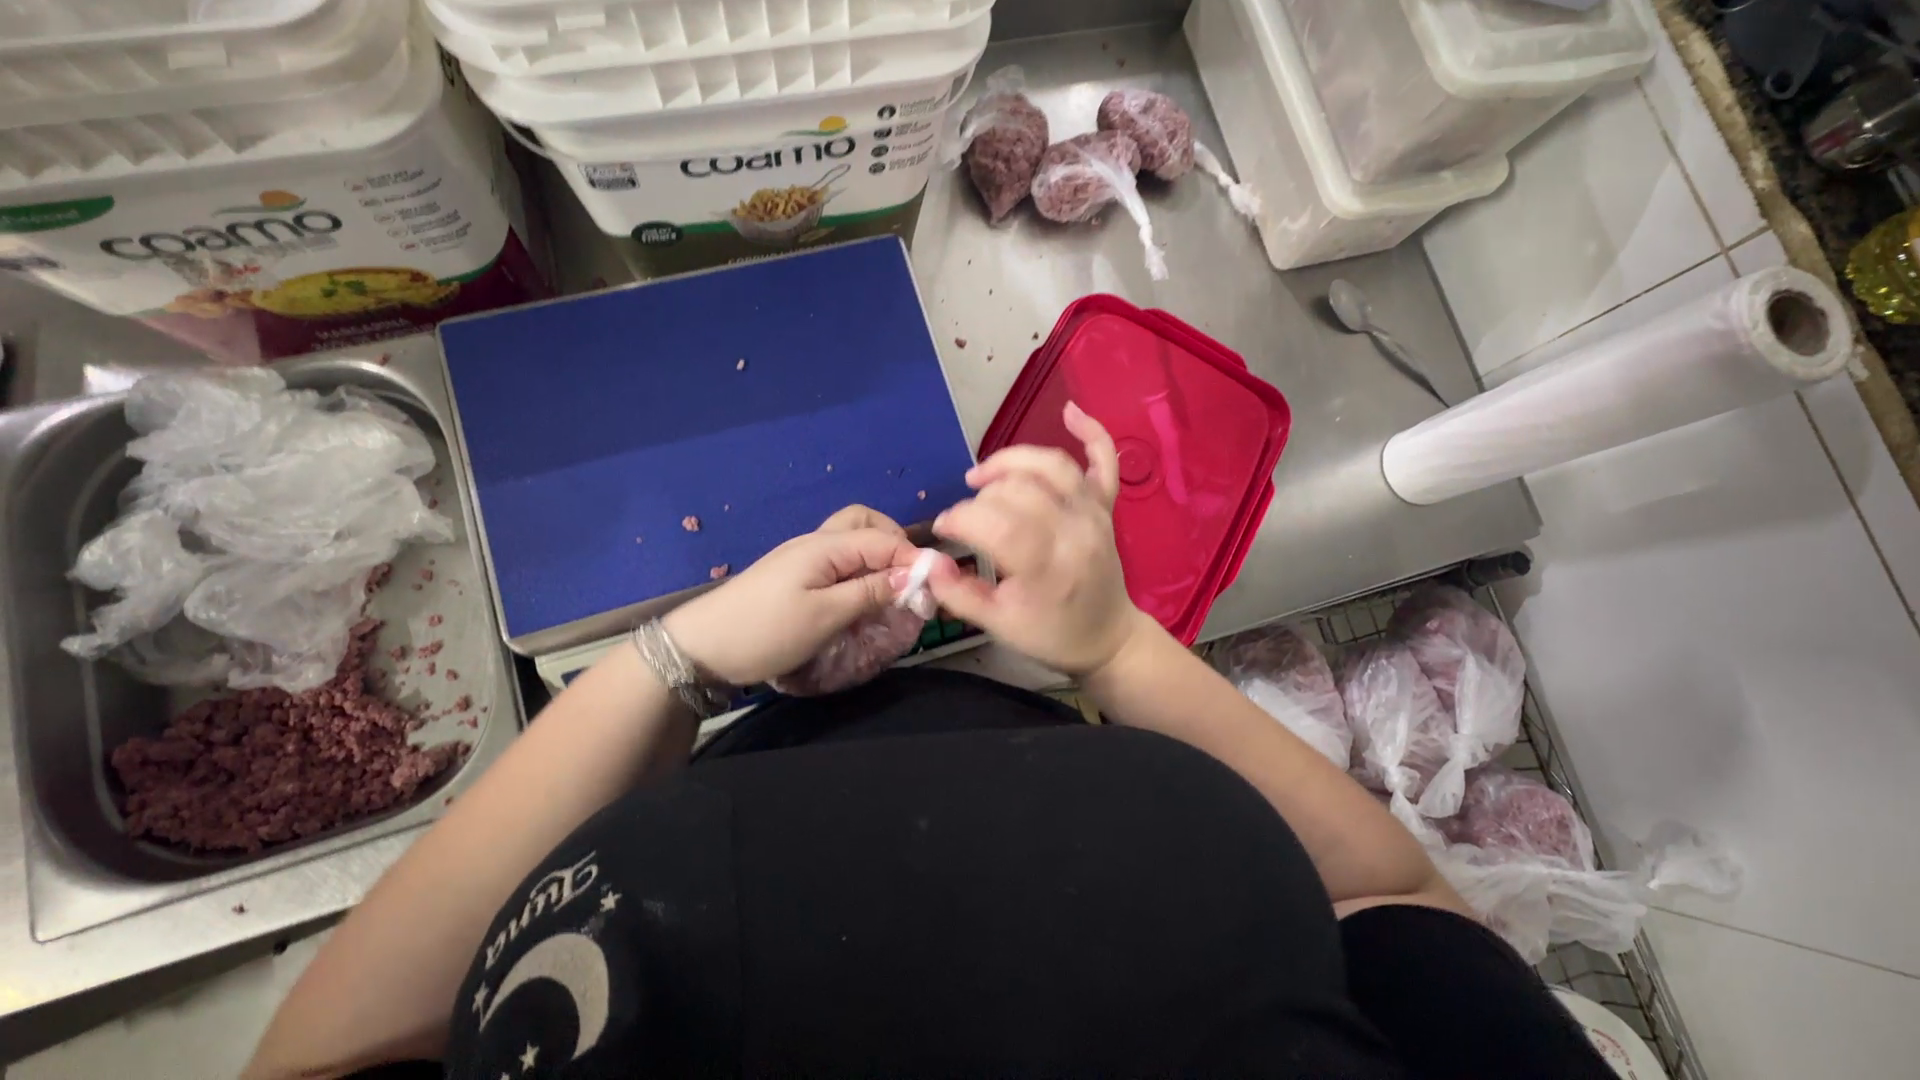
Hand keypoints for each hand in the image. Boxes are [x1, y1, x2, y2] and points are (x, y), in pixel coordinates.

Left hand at [662, 506, 940, 685]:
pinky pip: (836, 564)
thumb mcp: (825, 615)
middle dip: (894, 544)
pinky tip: (861, 601)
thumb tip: (915, 575)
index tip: (939, 587)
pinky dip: (857, 573)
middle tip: (909, 580)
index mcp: (825, 546)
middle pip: (864, 524)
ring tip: (890, 592)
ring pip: (850, 544)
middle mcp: (815, 543)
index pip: (884, 539)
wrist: (701, 648)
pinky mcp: (792, 578)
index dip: (914, 559)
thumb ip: (871, 592)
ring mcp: (801, 560)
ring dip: (876, 559)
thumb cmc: (766, 630)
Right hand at [929, 402, 1151, 676]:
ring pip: (1052, 465)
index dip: (960, 518)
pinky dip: (1090, 432)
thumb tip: (926, 562)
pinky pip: (1104, 461)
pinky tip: (1069, 411)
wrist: (1106, 638)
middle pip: (1019, 489)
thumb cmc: (1050, 633)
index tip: (945, 529)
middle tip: (968, 518)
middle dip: (981, 496)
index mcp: (1046, 567)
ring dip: (1012, 462)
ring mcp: (1093, 514)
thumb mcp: (997, 626)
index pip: (995, 523)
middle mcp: (1073, 532)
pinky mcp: (1106, 506)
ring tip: (982, 475)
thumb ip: (958, 594)